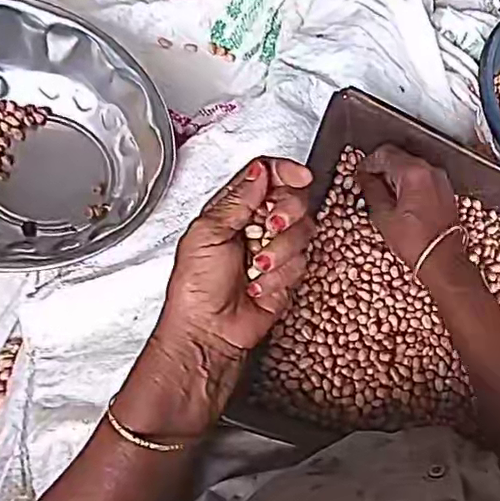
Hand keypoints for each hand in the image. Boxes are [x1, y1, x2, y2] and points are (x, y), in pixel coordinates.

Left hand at [157, 156, 315, 359]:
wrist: (210, 329)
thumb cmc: (197, 287)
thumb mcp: (207, 233)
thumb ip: (237, 200)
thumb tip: (260, 171)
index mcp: (233, 208)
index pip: (267, 176)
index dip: (286, 171)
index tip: (299, 176)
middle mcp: (257, 225)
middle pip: (293, 199)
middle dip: (286, 213)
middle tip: (269, 227)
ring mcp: (276, 249)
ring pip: (302, 231)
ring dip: (280, 251)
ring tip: (256, 267)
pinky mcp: (289, 273)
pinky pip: (302, 262)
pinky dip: (281, 275)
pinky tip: (260, 284)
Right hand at [355, 144, 460, 270]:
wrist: (443, 261)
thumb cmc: (416, 243)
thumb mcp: (384, 217)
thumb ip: (372, 191)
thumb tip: (364, 178)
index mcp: (413, 173)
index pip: (385, 154)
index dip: (368, 162)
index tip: (360, 173)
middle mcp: (431, 171)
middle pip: (400, 158)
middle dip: (383, 168)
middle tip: (369, 184)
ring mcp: (441, 181)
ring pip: (413, 168)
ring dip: (397, 177)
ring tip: (385, 196)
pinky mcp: (446, 192)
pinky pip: (424, 179)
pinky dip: (411, 184)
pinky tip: (402, 202)